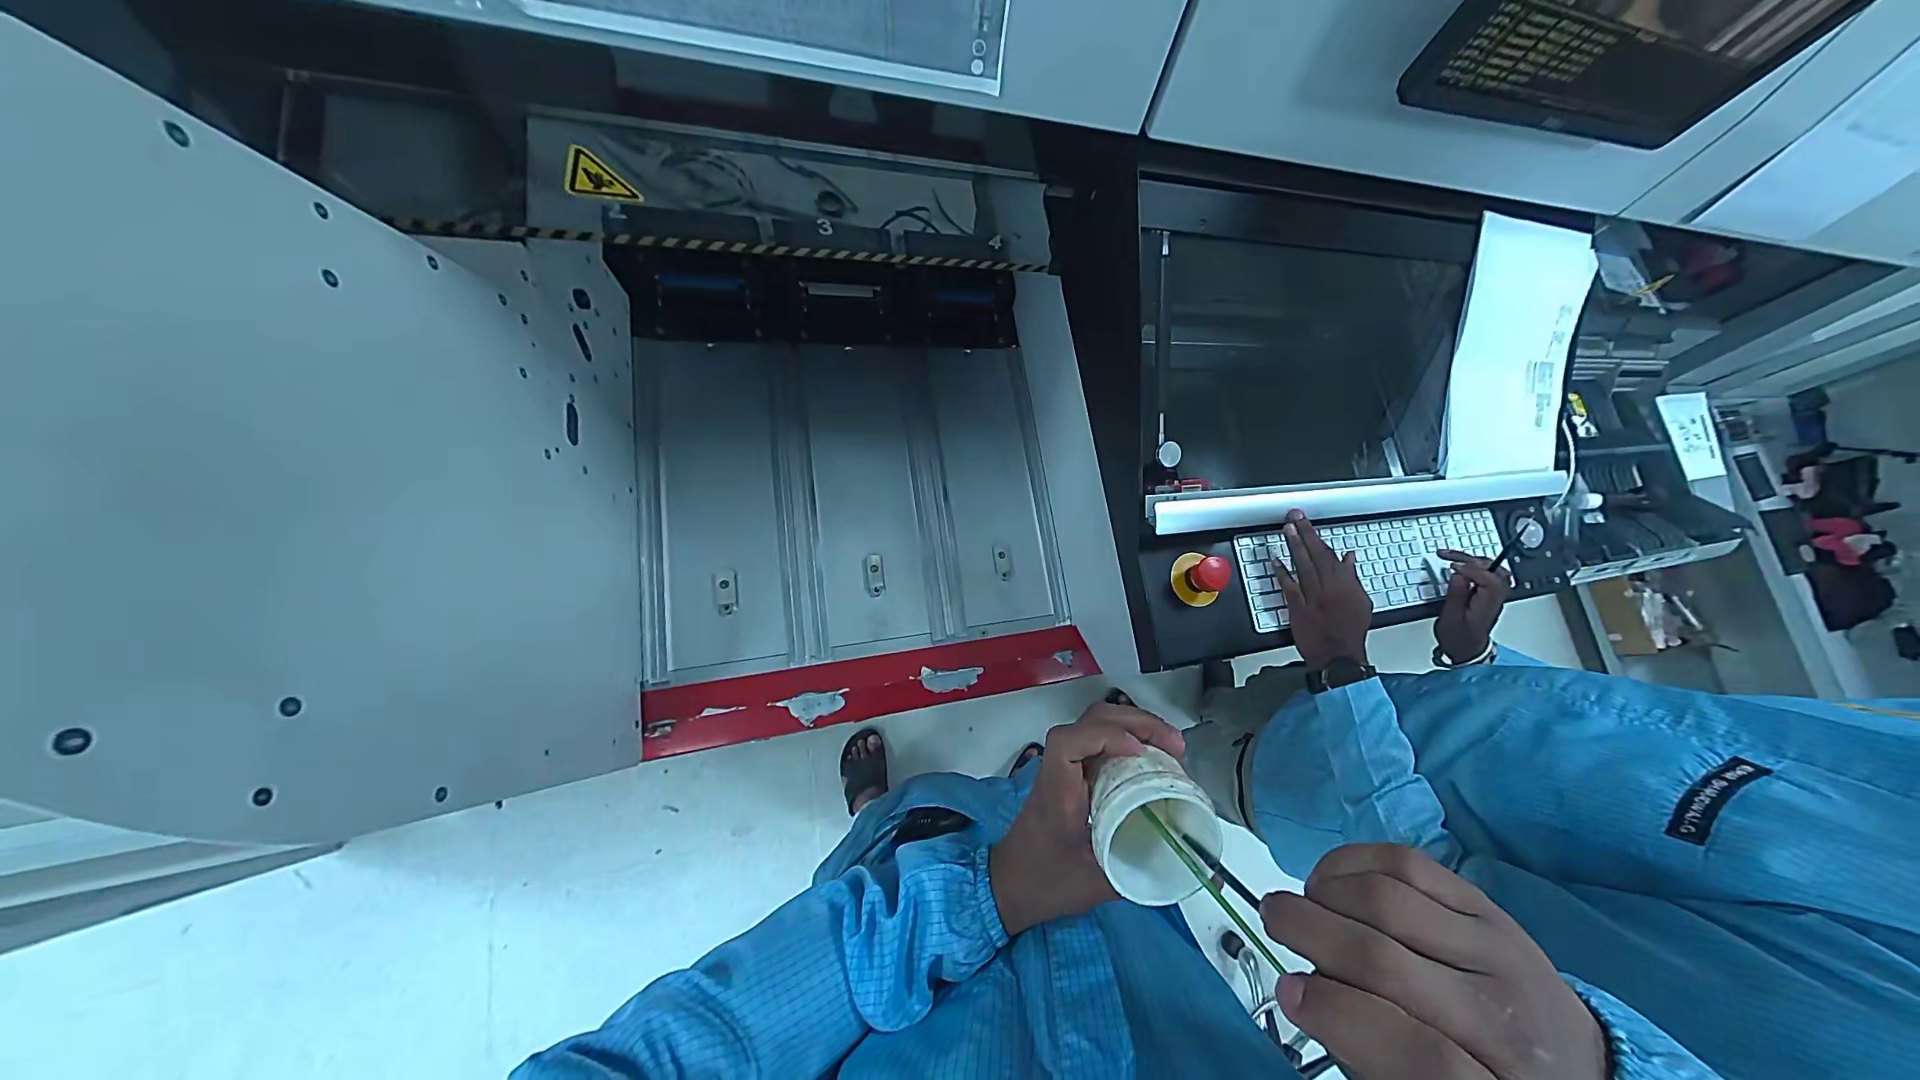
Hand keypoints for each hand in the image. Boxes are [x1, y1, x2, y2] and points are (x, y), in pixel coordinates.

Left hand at [989, 702, 1184, 936]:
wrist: (1011, 881)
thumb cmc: (1045, 882)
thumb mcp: (1095, 884)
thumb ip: (1138, 873)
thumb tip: (1183, 862)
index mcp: (1058, 792)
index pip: (1067, 744)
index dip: (1103, 736)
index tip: (1138, 751)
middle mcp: (1058, 770)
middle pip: (1089, 721)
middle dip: (1136, 723)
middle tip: (1174, 746)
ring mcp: (1064, 766)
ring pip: (1094, 724)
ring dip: (1134, 725)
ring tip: (1169, 746)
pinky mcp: (1072, 771)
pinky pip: (1099, 739)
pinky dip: (1127, 738)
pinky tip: (1151, 755)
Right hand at [1260, 844, 1605, 1079]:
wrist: (1575, 1068)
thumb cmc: (1476, 1078)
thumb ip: (1368, 1052)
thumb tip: (1300, 992)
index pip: (1422, 1054)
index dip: (1339, 1017)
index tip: (1289, 993)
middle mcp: (1507, 1018)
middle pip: (1388, 961)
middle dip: (1309, 931)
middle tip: (1274, 921)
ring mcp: (1503, 952)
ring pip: (1387, 900)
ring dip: (1324, 893)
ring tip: (1305, 902)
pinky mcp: (1490, 906)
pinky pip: (1406, 863)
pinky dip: (1351, 862)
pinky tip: (1330, 879)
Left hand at [1277, 510, 1373, 669]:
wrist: (1340, 654)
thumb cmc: (1351, 629)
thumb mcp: (1361, 600)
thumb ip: (1352, 577)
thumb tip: (1348, 558)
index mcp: (1345, 583)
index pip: (1328, 553)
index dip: (1315, 535)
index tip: (1306, 522)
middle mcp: (1329, 586)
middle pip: (1315, 554)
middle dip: (1303, 533)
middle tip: (1294, 517)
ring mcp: (1313, 596)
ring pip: (1303, 566)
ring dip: (1294, 546)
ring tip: (1287, 530)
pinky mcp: (1298, 607)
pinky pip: (1289, 586)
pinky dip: (1282, 572)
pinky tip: (1274, 560)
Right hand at [1434, 550, 1510, 663]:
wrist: (1466, 650)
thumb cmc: (1458, 637)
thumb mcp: (1451, 618)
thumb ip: (1456, 595)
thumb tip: (1458, 575)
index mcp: (1489, 603)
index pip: (1489, 578)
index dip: (1471, 569)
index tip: (1452, 566)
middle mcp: (1496, 597)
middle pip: (1495, 570)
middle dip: (1472, 560)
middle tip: (1448, 556)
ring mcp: (1494, 595)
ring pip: (1494, 570)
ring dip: (1475, 561)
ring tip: (1453, 557)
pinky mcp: (1487, 594)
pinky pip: (1488, 575)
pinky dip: (1476, 567)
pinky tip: (1461, 566)